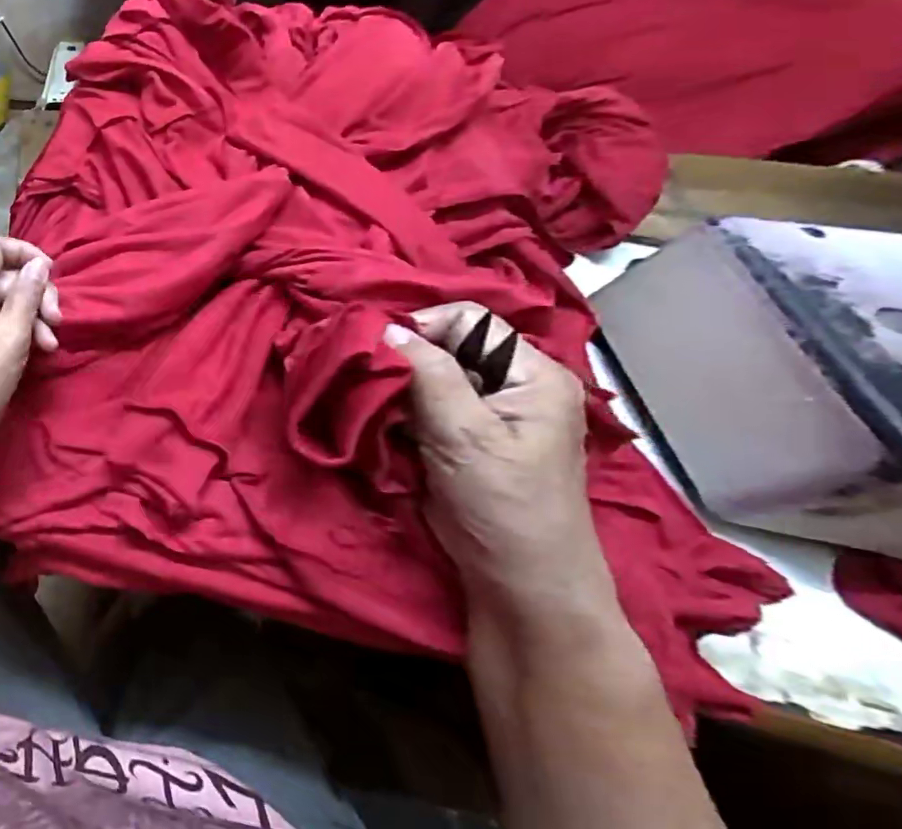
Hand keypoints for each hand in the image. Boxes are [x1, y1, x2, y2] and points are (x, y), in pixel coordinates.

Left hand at [0, 237, 61, 458]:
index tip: (51, 273)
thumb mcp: (12, 333)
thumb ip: (28, 294)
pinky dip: (24, 332)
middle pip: (8, 275)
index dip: (25, 253)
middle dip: (37, 294)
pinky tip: (41, 350)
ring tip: (49, 344)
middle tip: (56, 319)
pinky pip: (4, 323)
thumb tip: (40, 263)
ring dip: (35, 316)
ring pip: (11, 301)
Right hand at [384, 303, 613, 615]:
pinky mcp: (456, 435)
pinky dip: (394, 412)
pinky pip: (417, 405)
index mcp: (531, 373)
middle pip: (443, 346)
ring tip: (374, 410)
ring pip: (424, 376)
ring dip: (394, 390)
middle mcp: (509, 383)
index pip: (468, 321)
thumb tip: (385, 327)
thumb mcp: (466, 434)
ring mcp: (481, 411)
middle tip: (370, 383)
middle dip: (402, 361)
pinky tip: (382, 428)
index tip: (383, 354)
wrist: (516, 580)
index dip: (423, 329)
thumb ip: (428, 374)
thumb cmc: (504, 504)